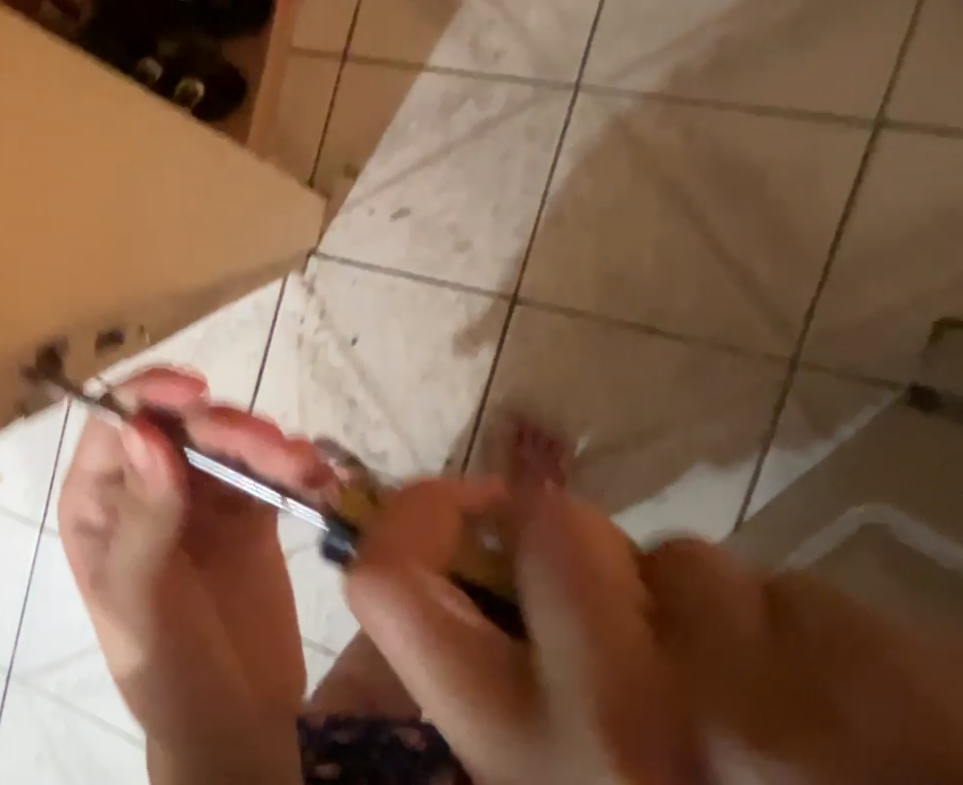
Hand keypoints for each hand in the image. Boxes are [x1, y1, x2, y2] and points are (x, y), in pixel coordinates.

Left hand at [55, 367, 329, 783]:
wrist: (233, 728)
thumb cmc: (164, 667)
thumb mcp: (139, 598)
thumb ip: (142, 518)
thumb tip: (141, 431)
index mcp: (98, 497)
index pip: (116, 423)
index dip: (149, 395)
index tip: (196, 391)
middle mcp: (144, 484)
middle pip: (179, 424)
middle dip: (221, 425)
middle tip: (268, 445)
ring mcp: (198, 497)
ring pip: (227, 442)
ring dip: (264, 442)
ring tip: (300, 465)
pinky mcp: (249, 515)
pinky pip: (267, 474)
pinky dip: (292, 466)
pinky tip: (317, 475)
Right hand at [346, 480, 962, 783]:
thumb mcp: (535, 761)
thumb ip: (479, 669)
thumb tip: (452, 563)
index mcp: (513, 740)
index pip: (391, 585)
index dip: (417, 514)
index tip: (470, 505)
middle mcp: (614, 719)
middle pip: (553, 526)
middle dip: (576, 536)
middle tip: (617, 599)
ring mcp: (748, 702)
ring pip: (683, 558)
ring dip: (706, 603)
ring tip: (745, 688)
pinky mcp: (874, 687)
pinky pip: (797, 593)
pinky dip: (806, 634)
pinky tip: (829, 707)